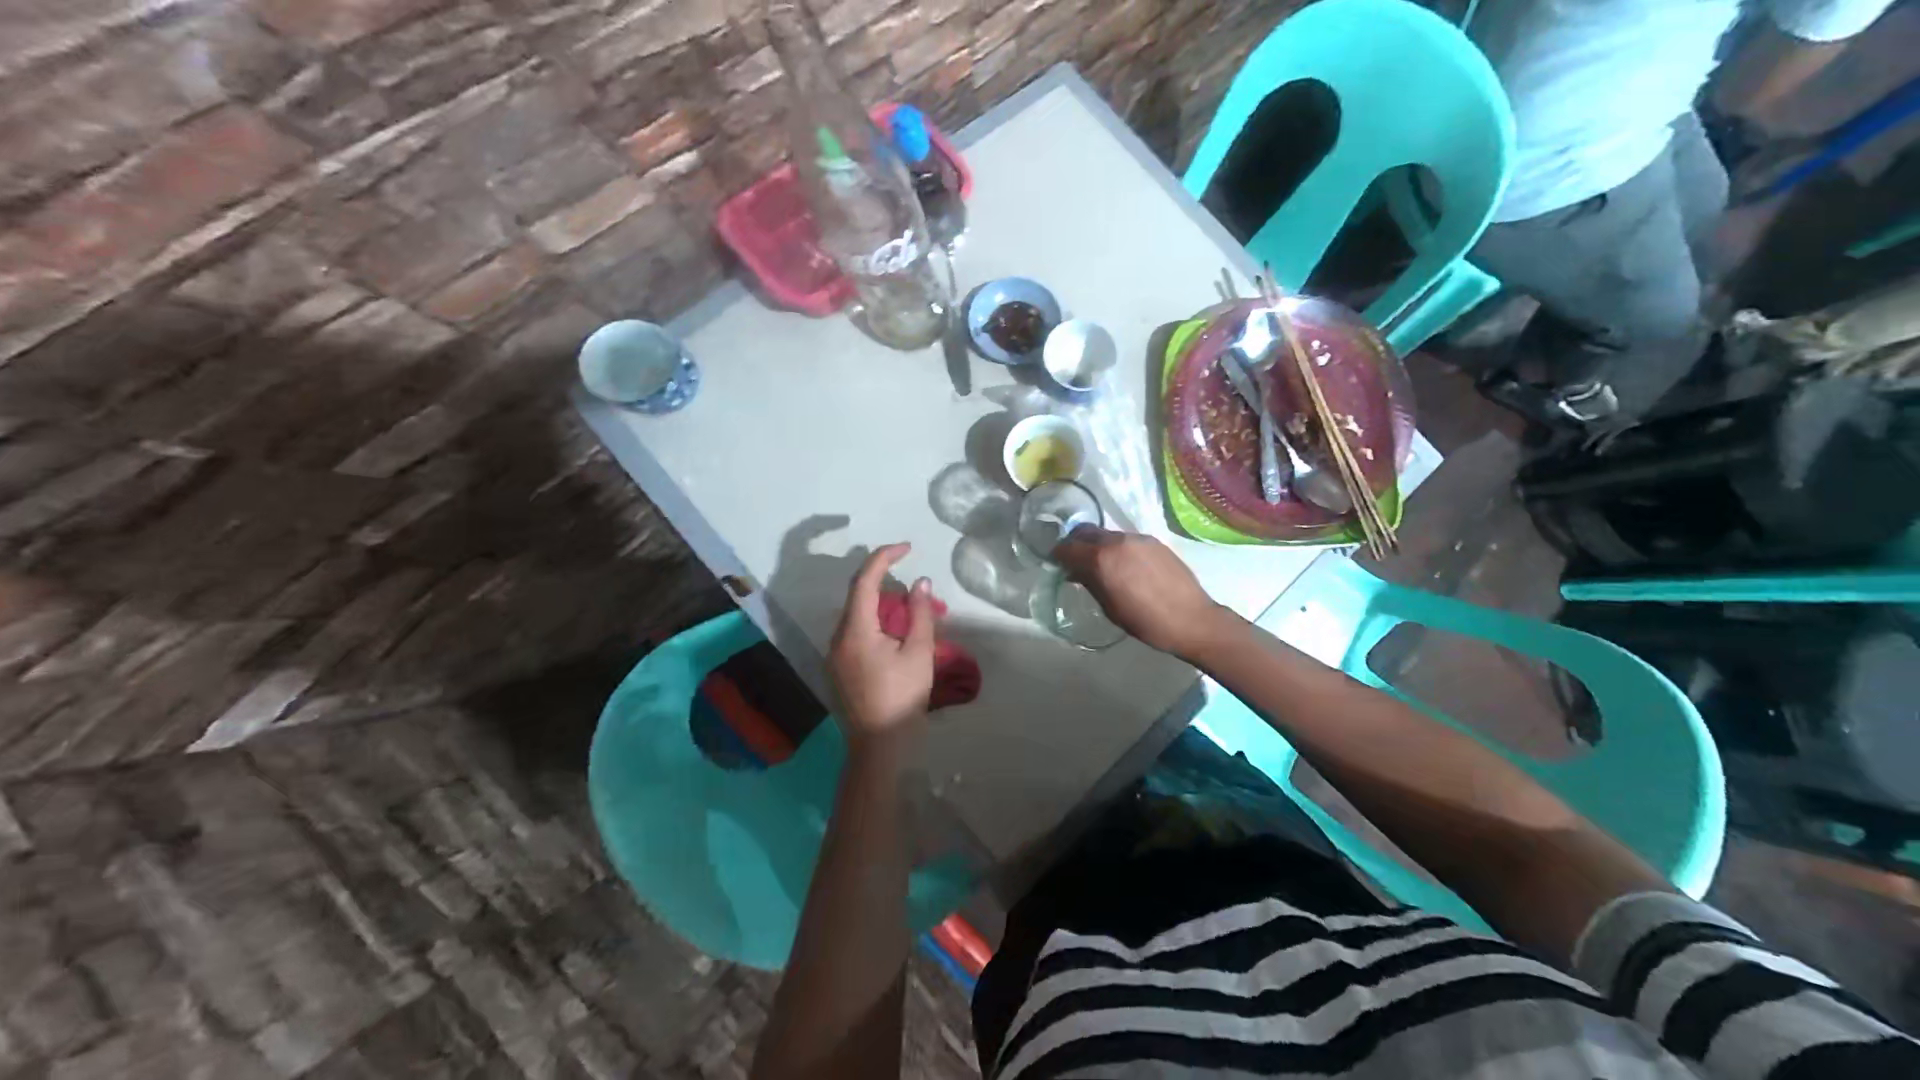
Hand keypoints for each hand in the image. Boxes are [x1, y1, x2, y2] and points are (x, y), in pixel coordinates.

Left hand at [828, 543, 935, 749]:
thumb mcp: (919, 653)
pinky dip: (877, 623)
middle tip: (919, 589)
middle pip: (860, 596)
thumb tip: (919, 582)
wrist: (878, 746)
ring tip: (914, 612)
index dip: (884, 557)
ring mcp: (835, 653)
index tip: (908, 547)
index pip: (865, 580)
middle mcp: (838, 637)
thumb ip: (920, 613)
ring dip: (884, 605)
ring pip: (858, 615)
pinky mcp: (839, 667)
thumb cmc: (902, 698)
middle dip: (888, 583)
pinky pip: (856, 632)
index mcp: (855, 630)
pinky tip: (898, 634)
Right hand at [1053, 527, 1233, 659]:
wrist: (1192, 620)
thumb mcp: (1109, 607)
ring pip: (1108, 535)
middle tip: (1075, 561)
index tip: (1057, 564)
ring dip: (1099, 546)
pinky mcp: (1155, 542)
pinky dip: (1118, 549)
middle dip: (1076, 544)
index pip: (1068, 547)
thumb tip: (1075, 572)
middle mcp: (1117, 541)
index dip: (1058, 554)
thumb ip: (1090, 583)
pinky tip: (1126, 567)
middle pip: (1086, 532)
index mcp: (1102, 559)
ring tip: (1104, 566)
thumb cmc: (1145, 622)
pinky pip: (1127, 540)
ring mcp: (1138, 539)